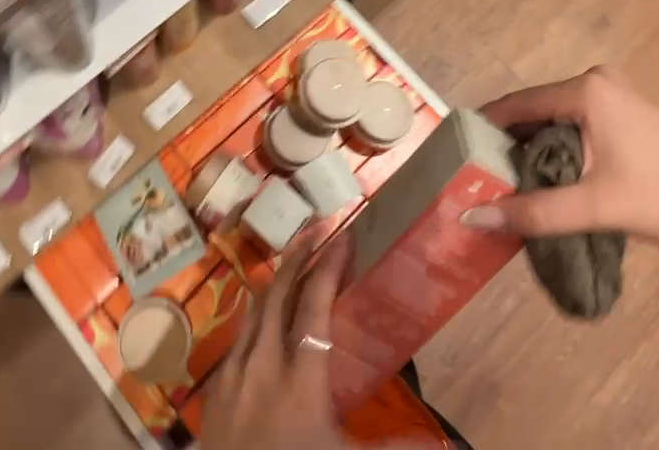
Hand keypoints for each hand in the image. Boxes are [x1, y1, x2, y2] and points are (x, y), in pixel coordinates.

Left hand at [201, 233, 353, 449]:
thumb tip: (444, 446)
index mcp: (299, 380)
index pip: (314, 307)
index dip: (330, 268)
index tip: (344, 237)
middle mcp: (262, 365)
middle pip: (277, 295)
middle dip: (298, 258)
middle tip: (316, 230)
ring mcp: (232, 374)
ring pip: (252, 311)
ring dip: (275, 282)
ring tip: (294, 260)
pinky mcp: (214, 389)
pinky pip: (237, 337)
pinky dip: (255, 315)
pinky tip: (264, 315)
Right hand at [461, 66, 658, 246]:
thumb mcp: (593, 206)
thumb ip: (531, 211)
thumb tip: (470, 217)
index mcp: (585, 91)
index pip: (516, 104)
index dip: (483, 130)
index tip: (457, 156)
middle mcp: (594, 82)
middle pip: (532, 111)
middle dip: (506, 144)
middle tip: (479, 176)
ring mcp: (610, 95)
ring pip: (550, 120)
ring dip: (529, 149)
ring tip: (504, 182)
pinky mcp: (620, 113)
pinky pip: (570, 125)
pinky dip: (553, 148)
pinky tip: (543, 177)